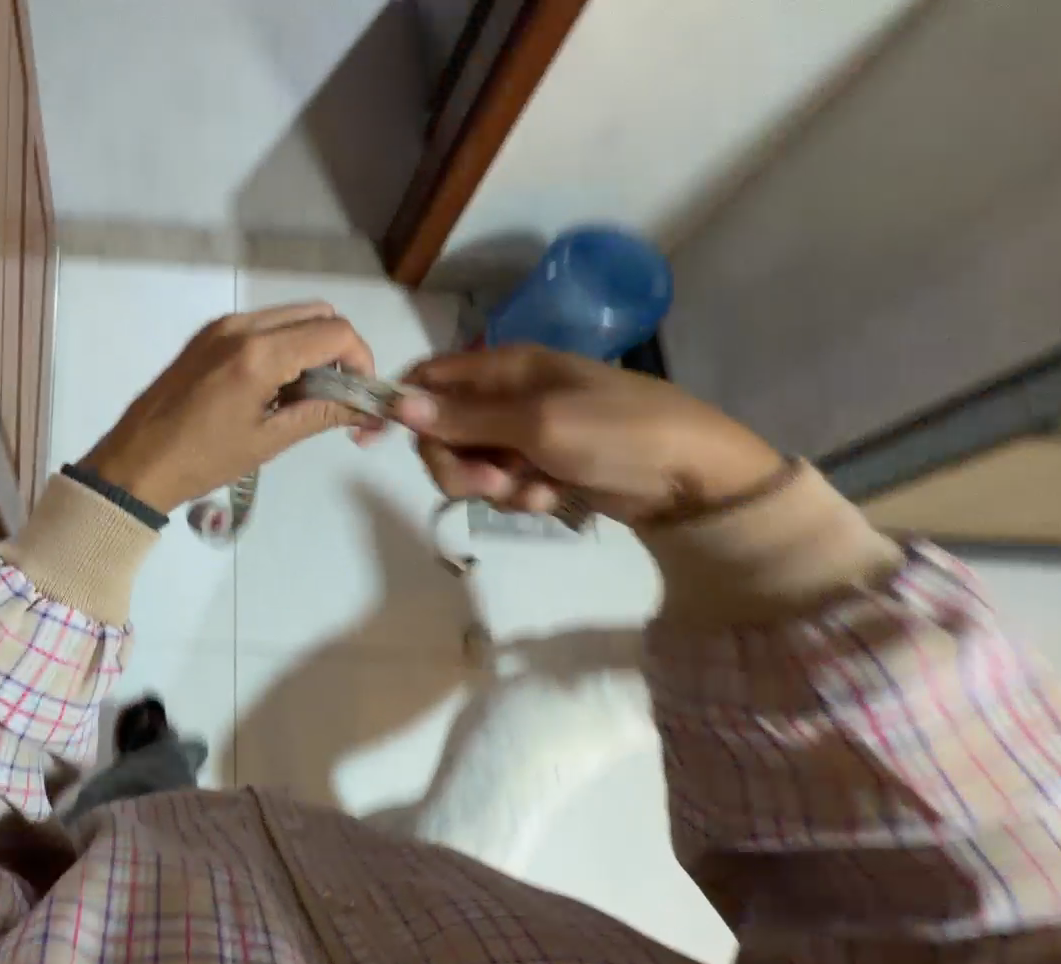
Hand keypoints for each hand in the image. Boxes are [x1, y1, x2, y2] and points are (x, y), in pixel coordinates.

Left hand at [81, 303, 375, 511]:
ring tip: (303, 396)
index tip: (360, 395)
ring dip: (310, 346)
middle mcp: (241, 325)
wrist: (135, 463)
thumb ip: (322, 414)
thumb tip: (367, 408)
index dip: (361, 360)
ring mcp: (220, 326)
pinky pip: (260, 326)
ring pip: (289, 317)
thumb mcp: (268, 440)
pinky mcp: (206, 336)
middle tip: (336, 394)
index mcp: (259, 352)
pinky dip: (281, 346)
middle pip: (316, 315)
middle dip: (338, 350)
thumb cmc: (202, 460)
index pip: (335, 333)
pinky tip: (273, 388)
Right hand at [393, 346, 786, 525]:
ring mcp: (519, 434)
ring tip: (532, 491)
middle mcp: (503, 398)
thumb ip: (465, 418)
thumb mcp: (537, 422)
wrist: (691, 474)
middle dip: (455, 464)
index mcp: (502, 368)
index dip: (397, 406)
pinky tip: (551, 498)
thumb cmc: (617, 430)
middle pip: (438, 433)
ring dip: (489, 487)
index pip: (428, 379)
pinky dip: (518, 498)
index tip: (369, 441)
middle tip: (491, 482)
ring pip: (464, 465)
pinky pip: (497, 486)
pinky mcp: (534, 467)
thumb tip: (399, 405)